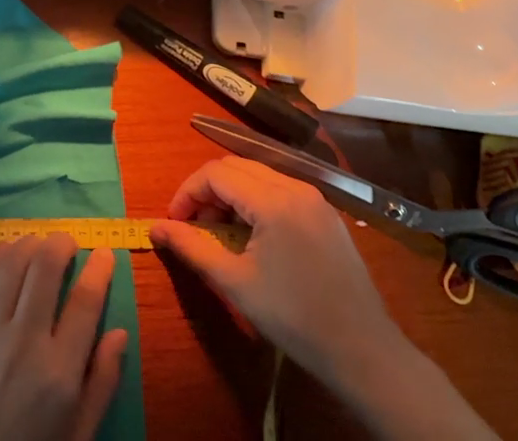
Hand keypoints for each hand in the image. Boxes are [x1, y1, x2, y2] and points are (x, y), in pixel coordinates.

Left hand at [0, 233, 128, 440]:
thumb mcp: (78, 431)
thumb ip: (102, 382)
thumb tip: (119, 333)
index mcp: (60, 369)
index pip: (85, 301)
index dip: (99, 269)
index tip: (105, 252)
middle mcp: (25, 340)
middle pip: (45, 270)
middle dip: (61, 244)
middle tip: (69, 240)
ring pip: (12, 266)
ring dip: (29, 243)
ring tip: (40, 240)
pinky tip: (7, 249)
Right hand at [148, 156, 396, 379]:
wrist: (362, 350)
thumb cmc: (293, 317)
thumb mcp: (234, 283)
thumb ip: (191, 247)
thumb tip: (155, 227)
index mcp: (274, 201)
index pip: (216, 173)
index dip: (187, 193)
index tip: (173, 223)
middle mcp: (297, 188)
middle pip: (237, 167)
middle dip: (207, 191)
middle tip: (193, 226)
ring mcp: (316, 200)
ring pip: (259, 176)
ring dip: (230, 195)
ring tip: (218, 233)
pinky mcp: (327, 215)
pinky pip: (281, 191)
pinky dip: (255, 202)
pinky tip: (252, 237)